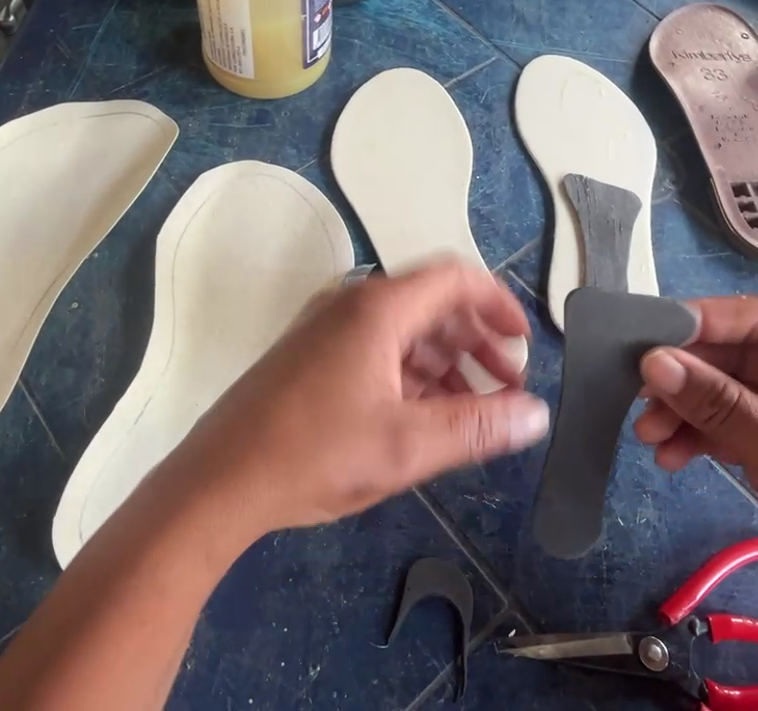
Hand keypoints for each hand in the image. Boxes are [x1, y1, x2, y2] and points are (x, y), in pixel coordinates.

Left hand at [170, 259, 550, 536]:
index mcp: (378, 308)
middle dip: (475, 341)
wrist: (220, 479)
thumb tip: (536, 413)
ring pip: (404, 329)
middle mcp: (352, 303)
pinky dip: (410, 372)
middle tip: (505, 385)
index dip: (498, 303)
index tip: (524, 342)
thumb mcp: (407, 446)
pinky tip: (424, 414)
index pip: (455, 279)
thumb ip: (478, 426)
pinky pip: (376, 347)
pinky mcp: (311, 353)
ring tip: (471, 409)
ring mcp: (327, 327)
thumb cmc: (315, 454)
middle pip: (431, 304)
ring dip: (445, 362)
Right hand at [633, 295, 757, 630]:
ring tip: (648, 437)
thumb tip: (652, 362)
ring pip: (722, 393)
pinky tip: (670, 458)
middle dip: (686, 376)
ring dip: (682, 410)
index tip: (647, 335)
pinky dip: (693, 438)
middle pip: (735, 357)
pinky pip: (723, 428)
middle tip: (637, 395)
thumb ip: (724, 407)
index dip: (705, 322)